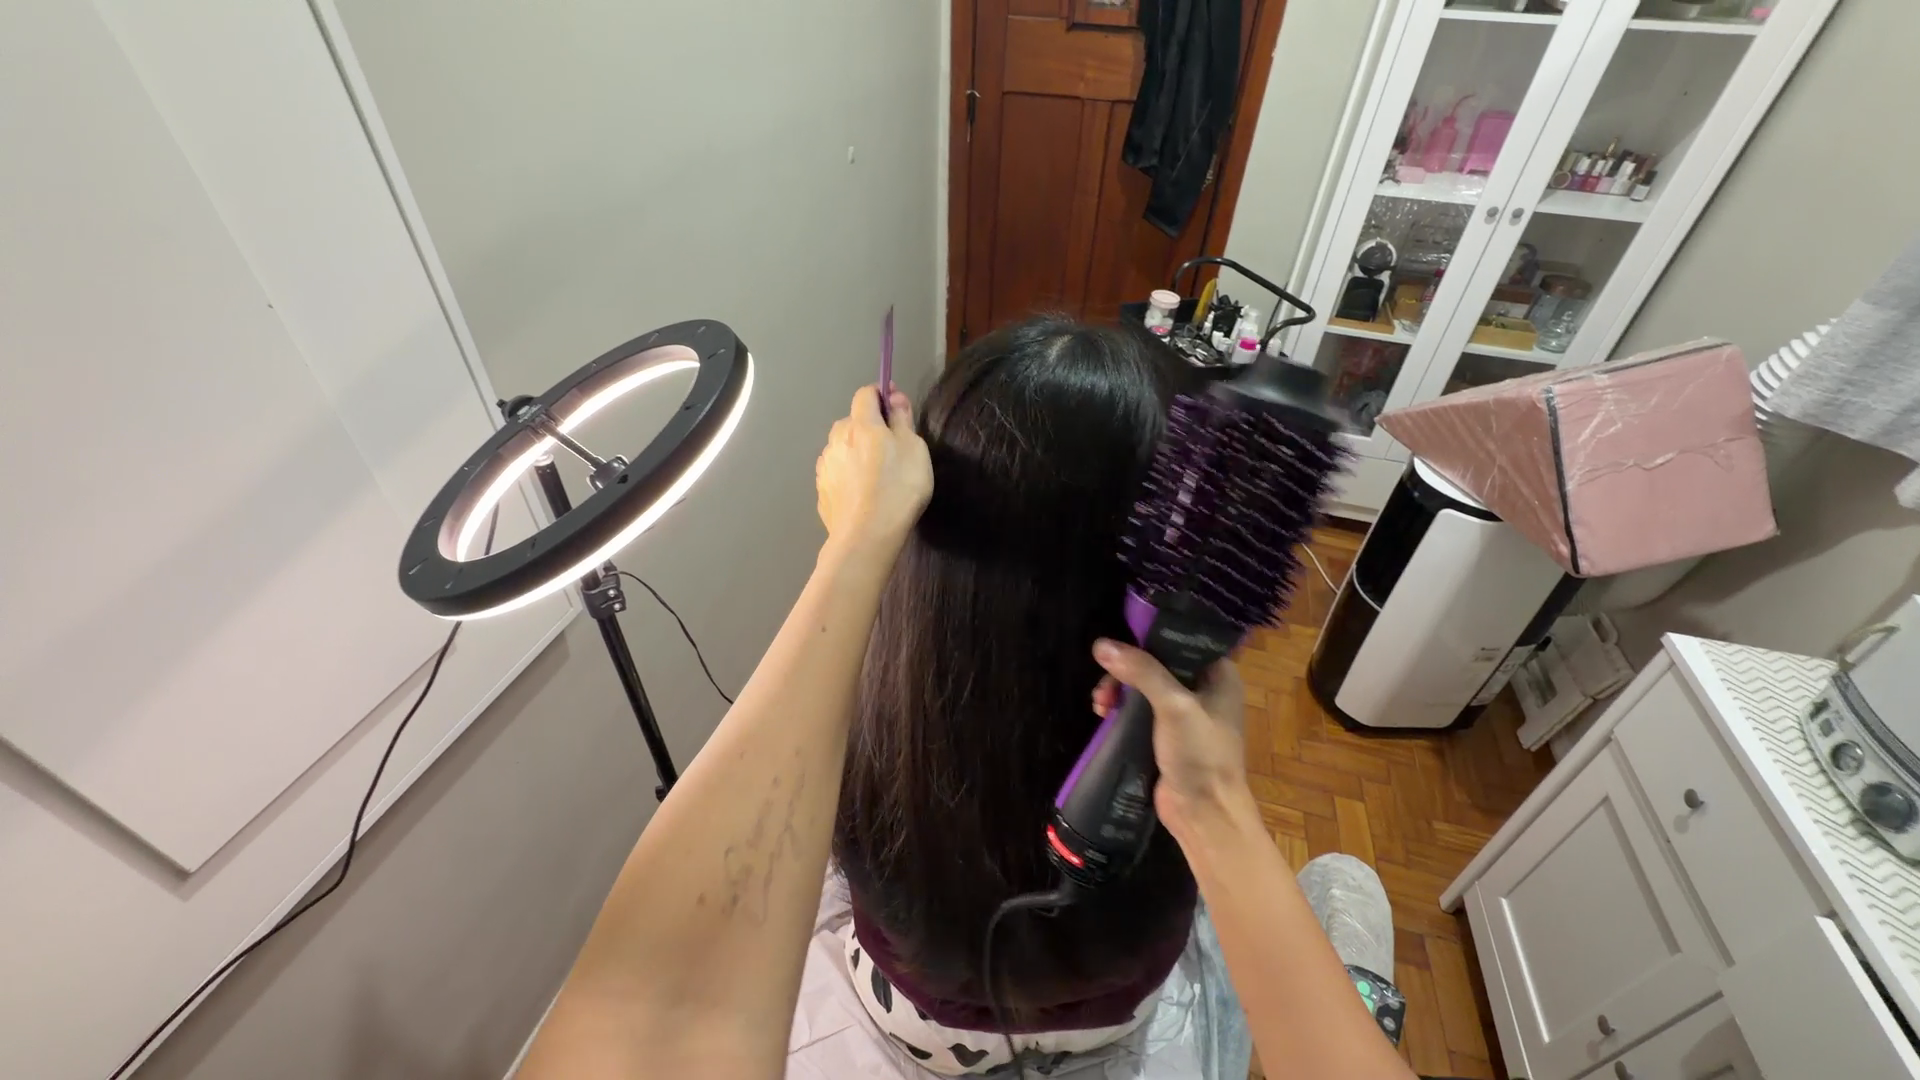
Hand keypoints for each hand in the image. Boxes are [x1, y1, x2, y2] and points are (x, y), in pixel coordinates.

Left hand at [815, 385, 932, 560]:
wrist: (867, 536)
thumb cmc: (898, 488)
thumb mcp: (914, 450)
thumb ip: (903, 419)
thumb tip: (894, 396)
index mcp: (861, 424)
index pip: (865, 393)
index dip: (881, 396)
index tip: (896, 409)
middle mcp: (837, 439)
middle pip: (853, 421)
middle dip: (869, 427)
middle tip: (891, 450)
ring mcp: (826, 465)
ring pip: (842, 447)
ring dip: (856, 452)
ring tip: (876, 477)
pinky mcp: (822, 489)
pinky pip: (837, 472)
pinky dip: (848, 475)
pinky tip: (862, 494)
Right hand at [1091, 640, 1249, 837]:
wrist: (1203, 815)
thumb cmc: (1200, 755)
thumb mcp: (1174, 706)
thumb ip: (1141, 671)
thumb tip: (1101, 645)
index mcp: (1219, 676)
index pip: (1183, 641)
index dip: (1152, 636)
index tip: (1122, 636)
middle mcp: (1203, 690)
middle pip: (1156, 662)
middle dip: (1126, 668)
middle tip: (1106, 683)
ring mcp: (1182, 714)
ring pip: (1142, 686)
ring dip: (1118, 689)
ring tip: (1101, 703)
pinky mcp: (1163, 735)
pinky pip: (1137, 710)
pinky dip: (1119, 708)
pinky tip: (1103, 714)